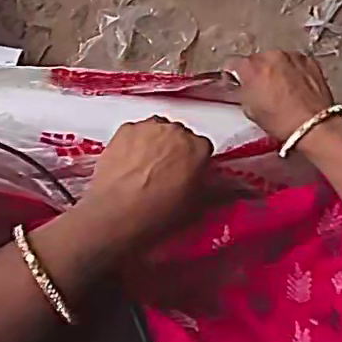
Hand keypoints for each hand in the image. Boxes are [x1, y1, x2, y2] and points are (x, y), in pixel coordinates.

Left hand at [74, 116, 212, 238]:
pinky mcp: (126, 130)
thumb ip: (213, 189)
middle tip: (164, 173)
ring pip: (156, 130)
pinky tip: (128, 163)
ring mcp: (150, 128)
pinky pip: (134, 132)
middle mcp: (176, 132)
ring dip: (154, 144)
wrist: (119, 213)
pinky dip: (133, 144)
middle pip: (179, 135)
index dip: (194, 162)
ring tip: (144, 169)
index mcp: (198, 149)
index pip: (202, 148)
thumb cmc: (157, 211)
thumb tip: (221, 187)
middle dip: (174, 151)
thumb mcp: (196, 207)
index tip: (187, 173)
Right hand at [226, 51, 337, 142]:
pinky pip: (295, 62)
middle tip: (263, 89)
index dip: (235, 74)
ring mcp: (291, 56)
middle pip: (257, 59)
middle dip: (258, 71)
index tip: (238, 81)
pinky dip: (293, 70)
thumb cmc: (280, 122)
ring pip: (277, 59)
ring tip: (282, 89)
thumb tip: (241, 85)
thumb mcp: (250, 109)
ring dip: (276, 69)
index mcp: (251, 67)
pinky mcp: (309, 61)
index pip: (233, 63)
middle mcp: (270, 56)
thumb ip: (242, 91)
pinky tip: (296, 87)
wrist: (312, 125)